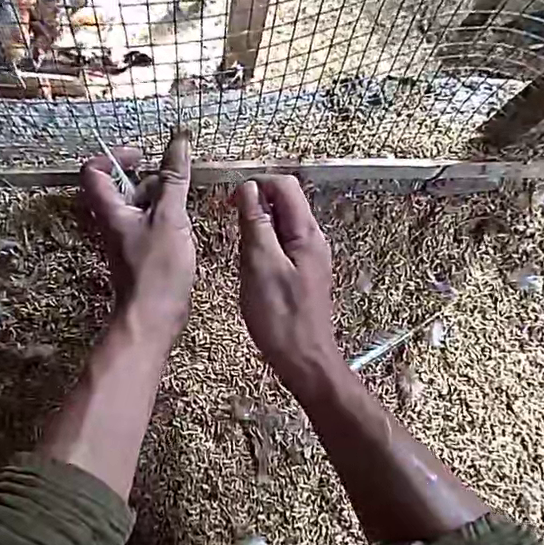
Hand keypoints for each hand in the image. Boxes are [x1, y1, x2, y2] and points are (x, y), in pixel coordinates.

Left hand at [81, 131, 196, 344]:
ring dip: (162, 200)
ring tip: (183, 209)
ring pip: (139, 206)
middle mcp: (113, 222)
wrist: (153, 317)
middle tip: (174, 182)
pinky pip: (149, 225)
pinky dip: (166, 219)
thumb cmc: (157, 271)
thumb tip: (178, 141)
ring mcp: (126, 239)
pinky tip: (184, 229)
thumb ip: (174, 179)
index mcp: (109, 210)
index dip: (114, 156)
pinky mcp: (140, 253)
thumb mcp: (170, 217)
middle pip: (122, 186)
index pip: (93, 170)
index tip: (142, 155)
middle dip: (150, 178)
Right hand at [234, 176, 339, 390]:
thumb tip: (248, 190)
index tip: (230, 202)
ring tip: (239, 248)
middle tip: (231, 224)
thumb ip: (255, 224)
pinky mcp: (301, 275)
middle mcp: (312, 241)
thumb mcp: (260, 265)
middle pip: (285, 203)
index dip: (256, 185)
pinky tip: (249, 266)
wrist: (303, 359)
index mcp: (307, 234)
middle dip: (255, 204)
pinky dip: (262, 247)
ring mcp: (308, 258)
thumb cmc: (281, 318)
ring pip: (281, 226)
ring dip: (257, 227)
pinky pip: (281, 247)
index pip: (285, 186)